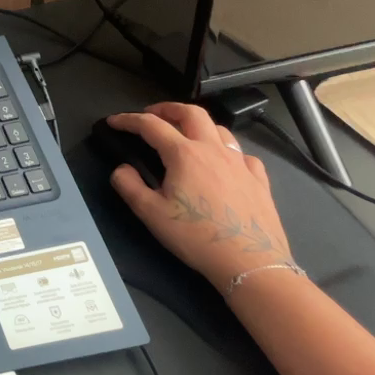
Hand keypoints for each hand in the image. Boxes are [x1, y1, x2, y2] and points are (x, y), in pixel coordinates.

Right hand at [106, 102, 293, 287]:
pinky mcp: (260, 182)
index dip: (128, 120)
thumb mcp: (149, 213)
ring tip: (185, 135)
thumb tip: (123, 168)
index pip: (150, 125)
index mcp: (185, 154)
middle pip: (191, 112)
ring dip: (197, 125)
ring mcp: (241, 165)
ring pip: (219, 129)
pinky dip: (226, 151)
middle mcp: (214, 151)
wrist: (252, 265)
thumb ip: (128, 184)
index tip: (114, 122)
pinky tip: (222, 163)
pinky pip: (242, 154)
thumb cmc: (197, 237)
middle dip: (167, 108)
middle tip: (151, 115)